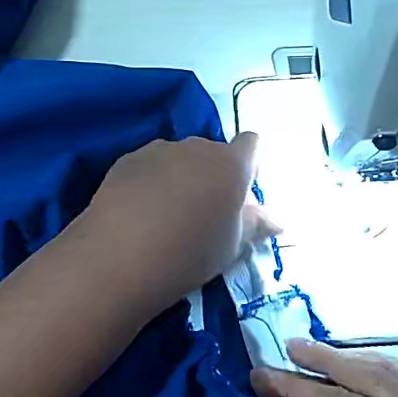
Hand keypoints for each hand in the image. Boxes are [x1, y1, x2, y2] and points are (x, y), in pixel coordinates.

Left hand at [66, 134, 266, 314]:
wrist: (121, 252)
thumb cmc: (191, 252)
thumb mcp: (232, 247)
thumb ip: (254, 226)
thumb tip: (276, 220)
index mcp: (230, 164)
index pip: (251, 143)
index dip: (249, 163)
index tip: (240, 190)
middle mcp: (197, 146)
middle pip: (213, 153)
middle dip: (212, 175)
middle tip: (204, 214)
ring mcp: (159, 149)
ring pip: (179, 158)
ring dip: (180, 177)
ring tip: (166, 216)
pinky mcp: (128, 158)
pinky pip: (150, 165)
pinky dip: (150, 181)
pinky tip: (139, 211)